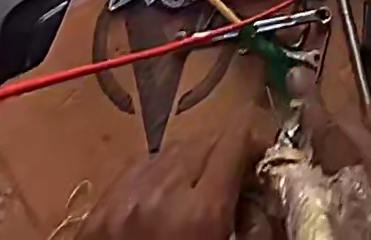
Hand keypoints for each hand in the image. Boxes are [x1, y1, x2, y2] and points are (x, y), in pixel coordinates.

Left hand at [79, 125, 259, 239]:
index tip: (267, 155)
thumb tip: (264, 203)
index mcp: (201, 215)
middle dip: (228, 155)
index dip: (257, 141)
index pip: (236, 140)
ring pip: (175, 148)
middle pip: (207, 141)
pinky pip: (143, 166)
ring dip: (196, 162)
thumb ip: (249, 231)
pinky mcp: (103, 201)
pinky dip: (163, 173)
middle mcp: (165, 188)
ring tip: (203, 192)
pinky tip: (168, 199)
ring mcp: (129, 192)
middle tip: (239, 182)